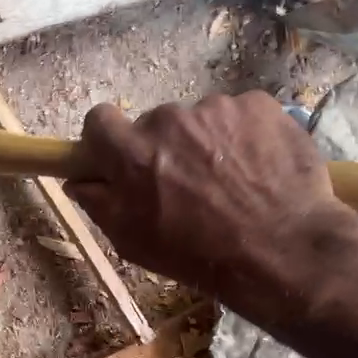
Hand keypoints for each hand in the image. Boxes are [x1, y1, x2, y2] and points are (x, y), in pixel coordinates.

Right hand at [66, 93, 356, 293]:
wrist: (278, 248)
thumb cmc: (193, 253)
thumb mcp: (131, 240)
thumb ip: (98, 203)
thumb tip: (79, 180)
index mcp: (132, 154)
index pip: (99, 121)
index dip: (105, 140)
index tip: (116, 158)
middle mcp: (170, 121)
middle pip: (153, 124)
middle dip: (161, 148)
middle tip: (182, 185)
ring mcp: (217, 108)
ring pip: (197, 120)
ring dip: (202, 143)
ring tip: (225, 181)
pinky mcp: (258, 105)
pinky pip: (237, 115)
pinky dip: (240, 137)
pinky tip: (253, 169)